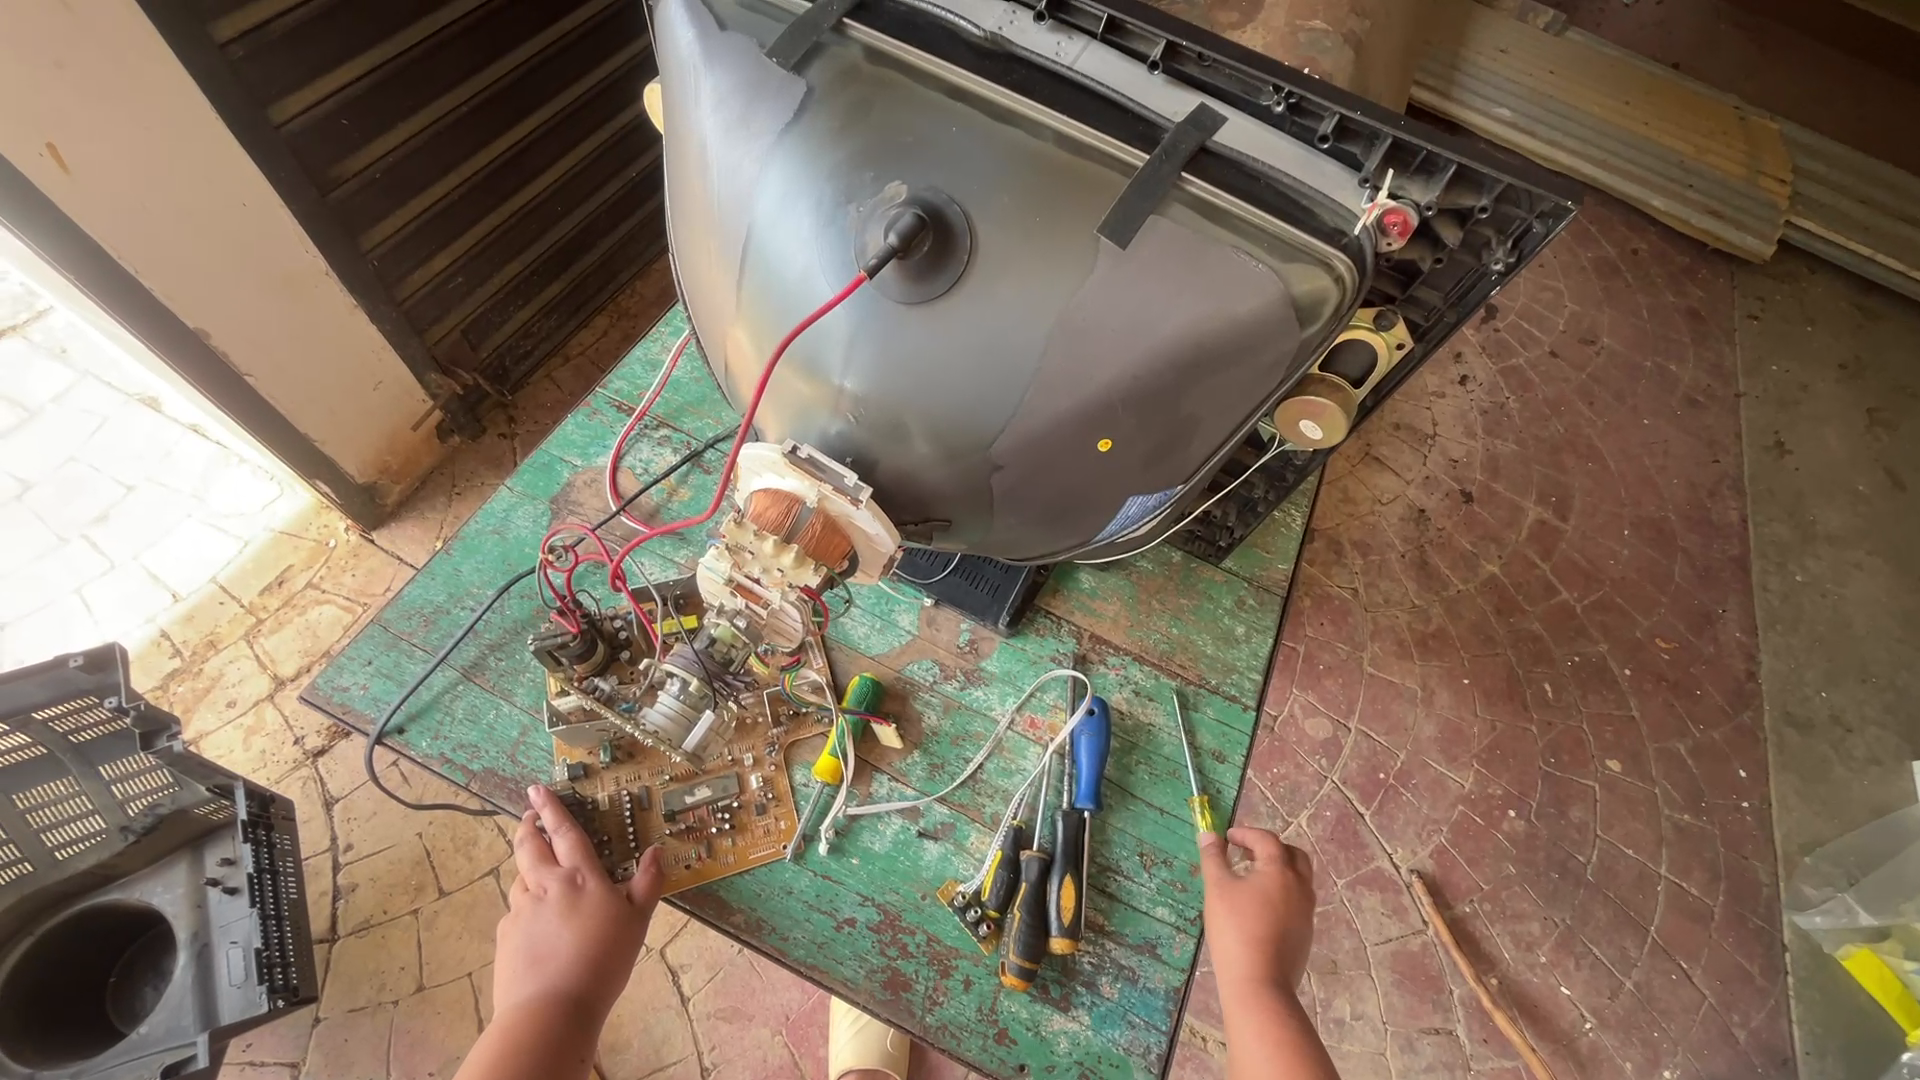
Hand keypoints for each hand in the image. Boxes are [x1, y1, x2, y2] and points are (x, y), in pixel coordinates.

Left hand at [494, 785, 665, 1024]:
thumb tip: (657, 850)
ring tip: (536, 870)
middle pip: (529, 847)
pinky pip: (515, 911)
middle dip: (527, 827)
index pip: (565, 832)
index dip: (552, 809)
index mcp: (580, 876)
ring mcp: (521, 911)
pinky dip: (524, 905)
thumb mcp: (637, 919)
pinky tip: (535, 922)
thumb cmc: (603, 960)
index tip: (537, 790)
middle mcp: (546, 885)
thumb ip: (647, 882)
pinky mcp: (506, 937)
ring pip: (520, 878)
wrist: (551, 1010)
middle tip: (528, 814)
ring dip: (526, 866)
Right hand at [1197, 827, 1314, 996]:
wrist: (1259, 984)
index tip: (1226, 838)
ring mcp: (1306, 912)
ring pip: (1298, 879)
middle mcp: (1300, 887)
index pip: (1267, 840)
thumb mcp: (1217, 888)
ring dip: (1277, 869)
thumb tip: (1208, 834)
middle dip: (1269, 848)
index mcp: (1280, 871)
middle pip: (1293, 855)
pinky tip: (1258, 906)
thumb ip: (1213, 857)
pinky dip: (1281, 891)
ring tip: (1249, 878)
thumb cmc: (1235, 929)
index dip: (1246, 833)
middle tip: (1244, 853)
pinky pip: (1297, 900)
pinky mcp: (1305, 933)